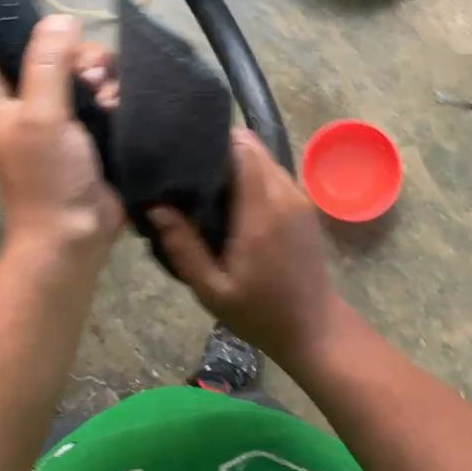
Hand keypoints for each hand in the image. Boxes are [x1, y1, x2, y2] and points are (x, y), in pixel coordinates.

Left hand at [0, 16, 123, 261]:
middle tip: (94, 77)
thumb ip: (48, 64)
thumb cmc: (47, 177)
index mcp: (4, 100)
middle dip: (82, 61)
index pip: (11, 50)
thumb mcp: (41, 115)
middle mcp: (32, 107)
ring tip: (112, 97)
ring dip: (105, 80)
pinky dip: (117, 100)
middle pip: (59, 59)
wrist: (75, 235)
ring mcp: (64, 123)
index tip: (66, 38)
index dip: (38, 37)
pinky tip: (123, 107)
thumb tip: (61, 17)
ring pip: (87, 79)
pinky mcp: (94, 136)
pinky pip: (107, 102)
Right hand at [150, 129, 340, 361]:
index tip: (183, 151)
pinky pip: (274, 175)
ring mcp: (300, 198)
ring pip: (265, 159)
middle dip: (221, 150)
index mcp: (263, 210)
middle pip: (253, 147)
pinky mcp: (305, 206)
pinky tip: (230, 201)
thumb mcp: (213, 290)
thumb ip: (184, 247)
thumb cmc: (260, 313)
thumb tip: (157, 208)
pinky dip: (252, 177)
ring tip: (205, 185)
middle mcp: (285, 194)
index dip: (213, 142)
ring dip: (237, 164)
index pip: (242, 148)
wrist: (314, 328)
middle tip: (187, 169)